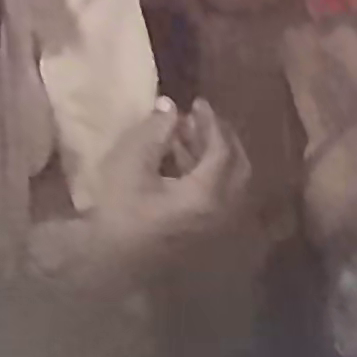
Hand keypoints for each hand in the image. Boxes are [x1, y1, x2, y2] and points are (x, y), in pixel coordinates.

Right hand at [92, 98, 252, 260]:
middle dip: (224, 138)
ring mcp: (220, 220)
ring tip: (188, 131)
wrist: (117, 254)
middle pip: (239, 167)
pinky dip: (210, 171)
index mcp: (209, 193)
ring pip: (232, 180)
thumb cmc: (120, 207)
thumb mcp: (131, 163)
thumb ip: (155, 133)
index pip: (223, 151)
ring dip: (216, 154)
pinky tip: (184, 156)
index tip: (198, 102)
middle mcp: (224, 208)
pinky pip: (221, 192)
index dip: (212, 124)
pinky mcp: (209, 225)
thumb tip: (171, 107)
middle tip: (203, 117)